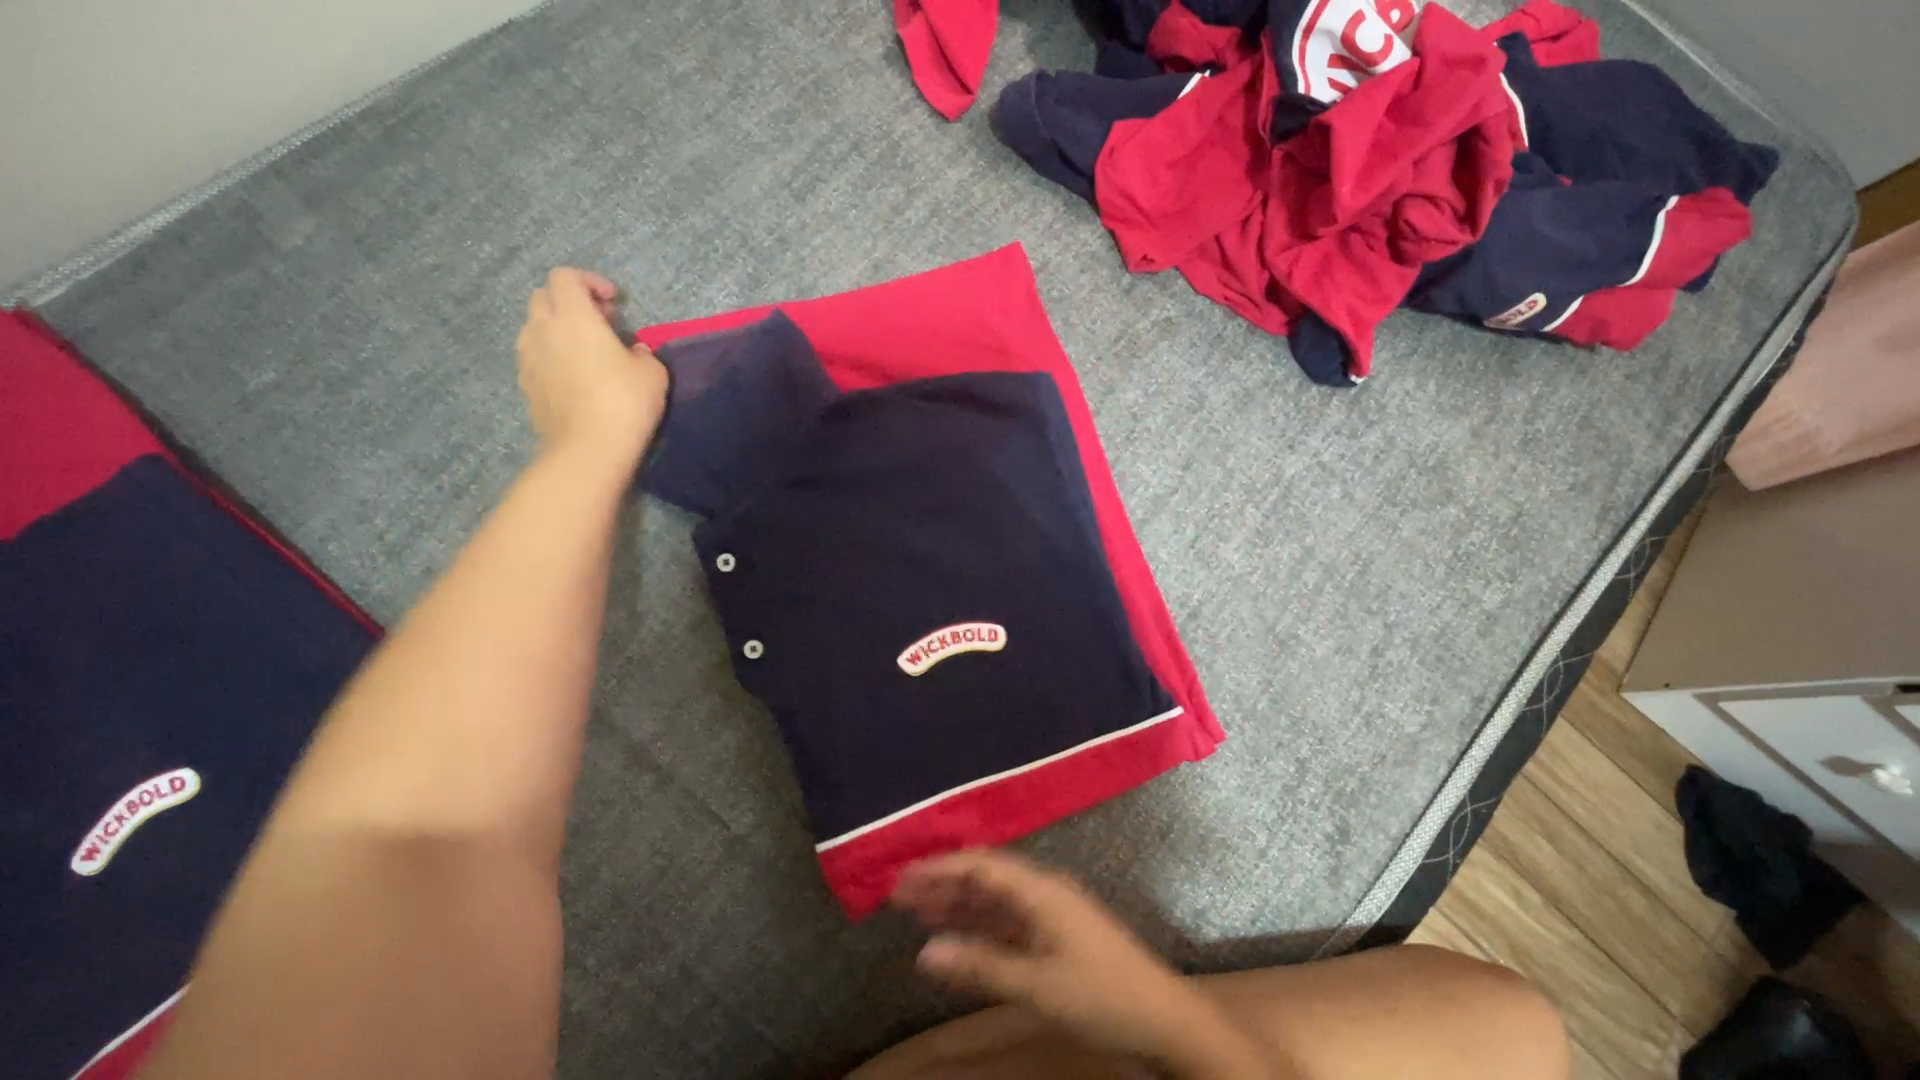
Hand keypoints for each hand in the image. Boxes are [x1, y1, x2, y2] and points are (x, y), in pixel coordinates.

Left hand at [516, 267, 667, 468]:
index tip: (613, 301)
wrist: (588, 449)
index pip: (565, 277)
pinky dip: (550, 355)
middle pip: (543, 296)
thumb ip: (642, 353)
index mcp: (574, 317)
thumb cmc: (625, 403)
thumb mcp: (653, 373)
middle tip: (599, 322)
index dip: (589, 281)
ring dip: (556, 328)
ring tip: (583, 350)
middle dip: (569, 301)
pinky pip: (533, 356)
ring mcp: (528, 358)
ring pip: (534, 327)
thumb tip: (632, 351)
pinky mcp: (526, 385)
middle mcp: (543, 330)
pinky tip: (573, 376)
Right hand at [892, 850, 1241, 1069]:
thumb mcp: (1038, 985)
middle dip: (944, 884)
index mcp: (1043, 890)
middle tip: (898, 896)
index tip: (900, 876)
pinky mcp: (1058, 942)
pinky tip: (957, 941)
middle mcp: (1046, 894)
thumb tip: (924, 952)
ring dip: (959, 906)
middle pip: (986, 878)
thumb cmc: (1102, 996)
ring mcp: (1053, 918)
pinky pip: (1010, 925)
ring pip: (996, 902)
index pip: (981, 864)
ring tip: (917, 913)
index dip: (939, 868)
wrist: (1166, 1023)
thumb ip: (980, 966)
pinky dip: (981, 930)